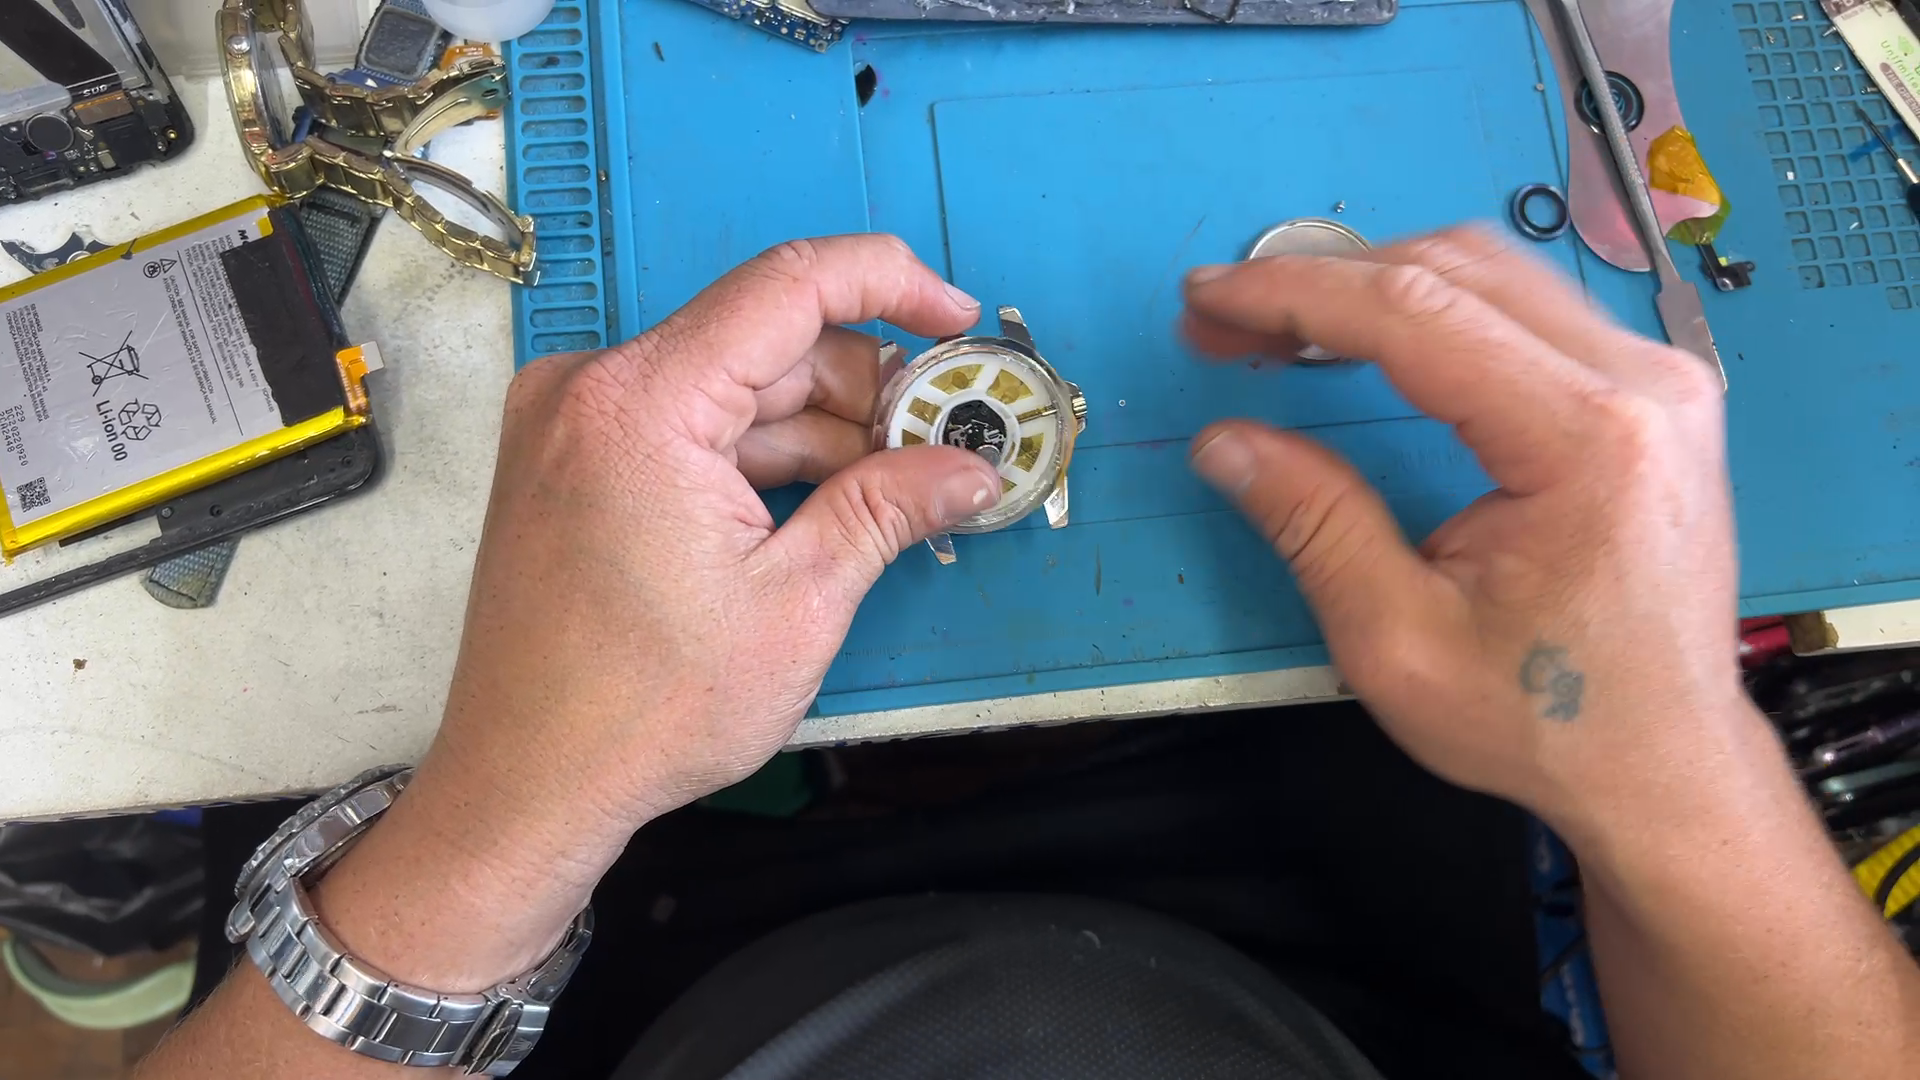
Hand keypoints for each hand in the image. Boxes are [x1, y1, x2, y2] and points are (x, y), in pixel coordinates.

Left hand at [320, 237, 998, 985]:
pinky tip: (830, 501)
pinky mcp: (585, 460)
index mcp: (645, 404)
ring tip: (895, 489)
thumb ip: (890, 510)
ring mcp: (583, 422)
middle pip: (770, 347)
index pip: (788, 288)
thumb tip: (975, 471)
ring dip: (827, 431)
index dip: (890, 285)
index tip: (956, 319)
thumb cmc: (653, 709)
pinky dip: (773, 457)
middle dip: (869, 392)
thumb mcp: (799, 602)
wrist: (529, 789)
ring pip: (741, 392)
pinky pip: (703, 429)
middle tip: (941, 445)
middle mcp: (597, 387)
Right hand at [1181, 227, 1749, 830]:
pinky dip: (1412, 310)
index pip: (1412, 316)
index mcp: (1582, 437)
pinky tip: (1352, 340)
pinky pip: (1509, 310)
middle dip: (1314, 283)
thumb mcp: (1392, 637)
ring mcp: (1649, 379)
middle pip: (1450, 272)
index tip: (1205, 300)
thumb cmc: (1529, 716)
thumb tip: (1220, 441)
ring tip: (1269, 327)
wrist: (1655, 766)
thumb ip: (1311, 523)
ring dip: (1360, 286)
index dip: (1290, 296)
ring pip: (1482, 274)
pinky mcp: (1635, 395)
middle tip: (1221, 320)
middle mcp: (1636, 381)